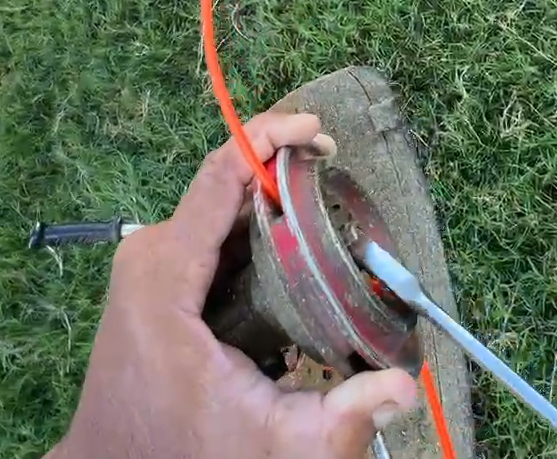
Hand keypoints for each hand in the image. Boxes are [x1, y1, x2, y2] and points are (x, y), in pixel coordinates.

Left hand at [49, 111, 418, 458]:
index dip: (267, 138)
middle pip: (223, 182)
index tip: (315, 130)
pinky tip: (290, 234)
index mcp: (167, 276)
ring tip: (321, 198)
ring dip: (269, 191)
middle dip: (281, 165)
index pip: (219, 177)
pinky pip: (210, 224)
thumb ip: (338, 418)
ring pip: (219, 201)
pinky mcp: (156, 270)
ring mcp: (149, 258)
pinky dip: (251, 218)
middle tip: (332, 167)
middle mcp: (151, 252)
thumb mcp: (266, 442)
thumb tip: (407, 386)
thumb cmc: (180, 454)